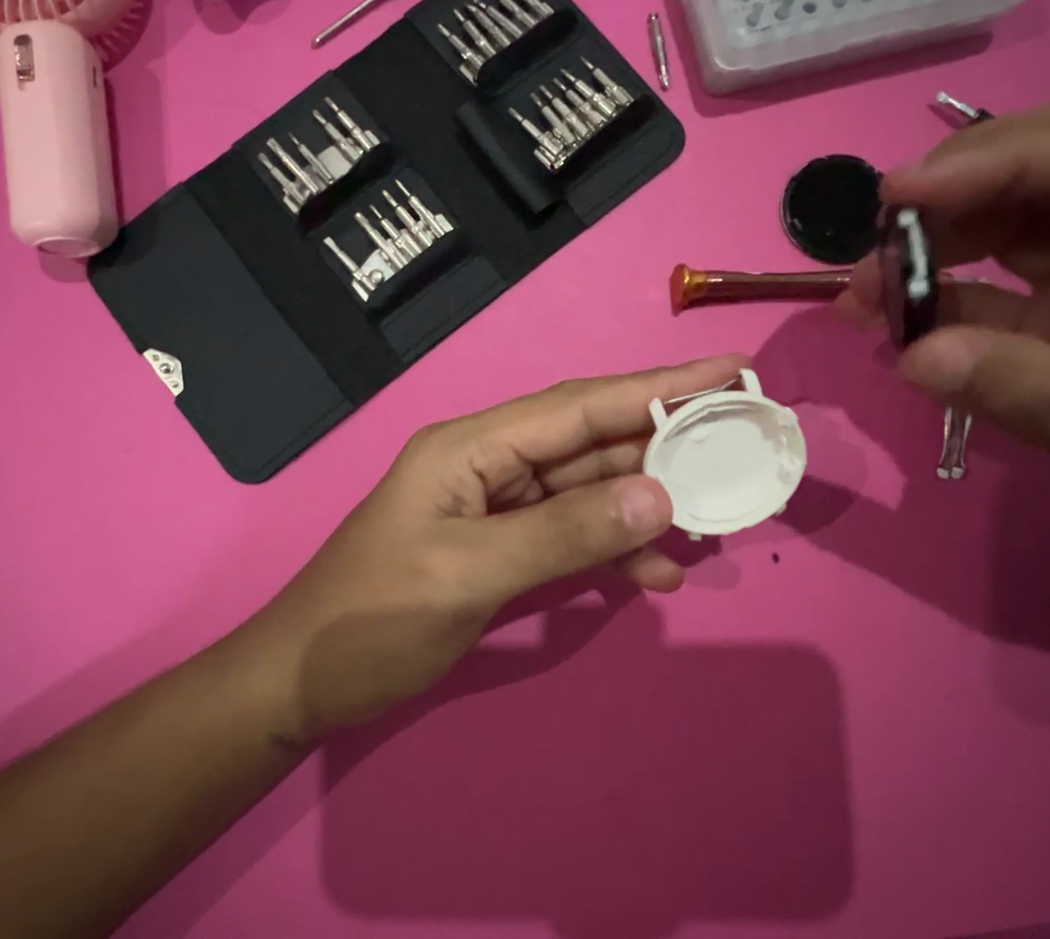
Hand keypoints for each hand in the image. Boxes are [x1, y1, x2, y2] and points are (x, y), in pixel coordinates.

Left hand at [240, 355, 748, 743]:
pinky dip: (613, 548)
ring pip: (587, 488)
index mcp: (470, 446)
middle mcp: (487, 463)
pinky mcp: (498, 546)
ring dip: (646, 502)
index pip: (579, 406)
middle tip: (742, 442)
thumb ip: (563, 533)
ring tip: (713, 521)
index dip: (657, 387)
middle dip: (664, 442)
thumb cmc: (374, 619)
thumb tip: (658, 494)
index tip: (729, 372)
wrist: (307, 677)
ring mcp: (494, 505)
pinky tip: (655, 574)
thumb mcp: (469, 574)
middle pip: (590, 440)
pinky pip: (569, 533)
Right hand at [838, 94, 1049, 627]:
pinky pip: (1000, 288)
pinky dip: (941, 295)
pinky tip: (893, 323)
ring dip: (941, 236)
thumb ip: (1042, 398)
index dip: (1014, 155)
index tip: (908, 196)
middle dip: (972, 177)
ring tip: (865, 284)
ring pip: (1026, 218)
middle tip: (882, 221)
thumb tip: (911, 355)